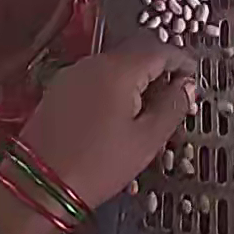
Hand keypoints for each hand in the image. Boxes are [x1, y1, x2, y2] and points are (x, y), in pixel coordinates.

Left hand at [17, 35, 196, 208]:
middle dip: (159, 71)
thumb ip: (172, 106)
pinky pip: (96, 78)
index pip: (159, 49)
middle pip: (135, 54)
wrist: (39, 183)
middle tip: (176, 100)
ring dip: (137, 81)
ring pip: (115, 66)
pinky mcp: (59, 88)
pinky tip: (119, 116)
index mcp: (118, 69)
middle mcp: (93, 62)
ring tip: (149, 113)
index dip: (181, 61)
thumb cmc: (99, 164)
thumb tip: (187, 85)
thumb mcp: (146, 140)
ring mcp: (73, 73)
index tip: (195, 78)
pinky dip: (115, 88)